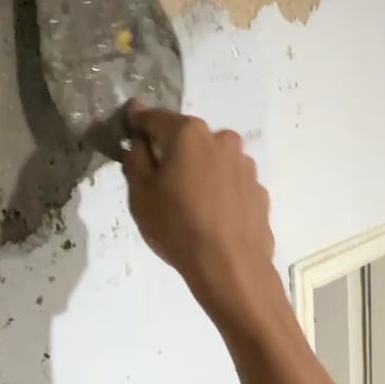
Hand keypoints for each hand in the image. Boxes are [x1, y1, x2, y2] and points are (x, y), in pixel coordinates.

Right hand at [121, 100, 276, 321]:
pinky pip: (229, 185)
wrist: (230, 266)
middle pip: (187, 140)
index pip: (153, 118)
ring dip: (198, 174)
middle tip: (159, 186)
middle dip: (171, 154)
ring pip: (211, 162)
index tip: (127, 129)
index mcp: (187, 134)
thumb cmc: (177, 227)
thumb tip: (139, 141)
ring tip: (189, 208)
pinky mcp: (258, 190)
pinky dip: (218, 194)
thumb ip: (135, 159)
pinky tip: (211, 220)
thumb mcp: (140, 196)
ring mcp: (244, 164)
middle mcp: (221, 138)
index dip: (136, 122)